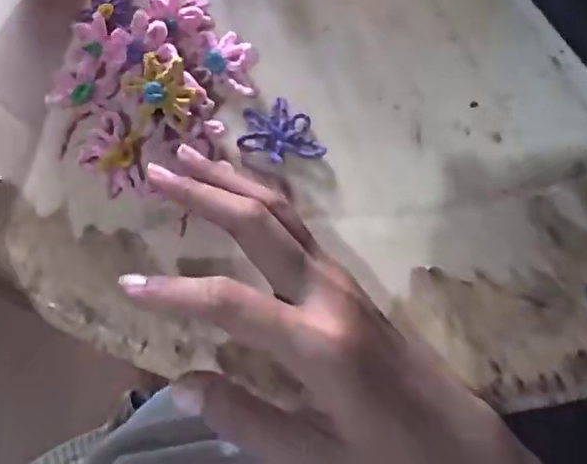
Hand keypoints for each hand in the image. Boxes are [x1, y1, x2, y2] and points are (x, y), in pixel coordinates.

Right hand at [120, 146, 537, 463]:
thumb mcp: (316, 459)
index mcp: (316, 342)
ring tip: (189, 154)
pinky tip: (237, 181)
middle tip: (156, 171)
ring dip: (230, 178)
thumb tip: (180, 384)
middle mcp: (324, 289)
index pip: (230, 304)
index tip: (127, 285)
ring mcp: (334, 272)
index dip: (175, 294)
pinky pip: (292, 217)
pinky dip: (257, 190)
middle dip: (203, 193)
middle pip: (256, 223)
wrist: (458, 440)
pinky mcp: (339, 270)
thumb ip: (246, 419)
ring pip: (277, 208)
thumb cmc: (387, 456)